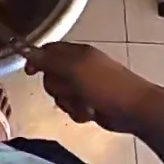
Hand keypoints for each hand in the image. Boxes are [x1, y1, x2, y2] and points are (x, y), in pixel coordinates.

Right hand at [25, 42, 163, 135]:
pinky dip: (79, 112)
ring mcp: (85, 86)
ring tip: (85, 104)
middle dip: (57, 87)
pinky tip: (90, 113)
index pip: (49, 50)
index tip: (29, 73)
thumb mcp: (75, 69)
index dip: (37, 60)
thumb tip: (28, 51)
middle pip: (52, 75)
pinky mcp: (89, 103)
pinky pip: (72, 107)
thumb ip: (50, 61)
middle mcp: (79, 67)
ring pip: (61, 94)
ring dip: (69, 102)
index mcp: (77, 53)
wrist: (135, 109)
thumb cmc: (106, 85)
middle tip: (70, 90)